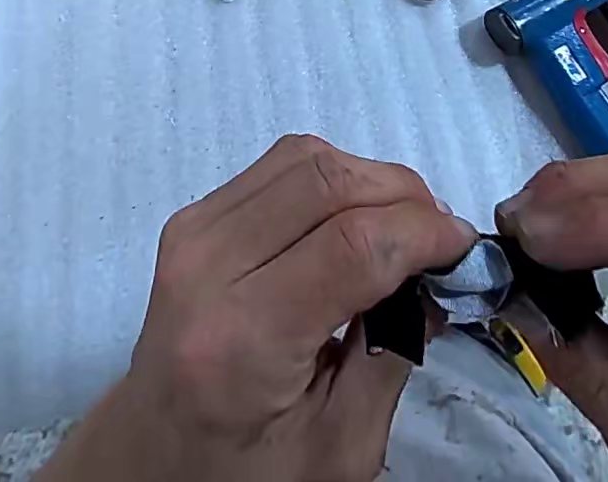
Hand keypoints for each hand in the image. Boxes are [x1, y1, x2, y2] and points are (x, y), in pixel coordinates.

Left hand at [38, 135, 475, 481]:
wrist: (145, 456)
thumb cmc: (246, 470)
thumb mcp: (342, 447)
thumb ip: (397, 348)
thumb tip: (439, 269)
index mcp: (240, 343)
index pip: (351, 246)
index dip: (422, 231)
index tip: (462, 246)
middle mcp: (207, 267)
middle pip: (330, 183)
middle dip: (406, 194)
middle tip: (439, 231)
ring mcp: (194, 229)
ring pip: (309, 157)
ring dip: (373, 177)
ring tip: (403, 219)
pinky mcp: (195, 212)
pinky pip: (285, 160)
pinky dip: (338, 172)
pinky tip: (355, 209)